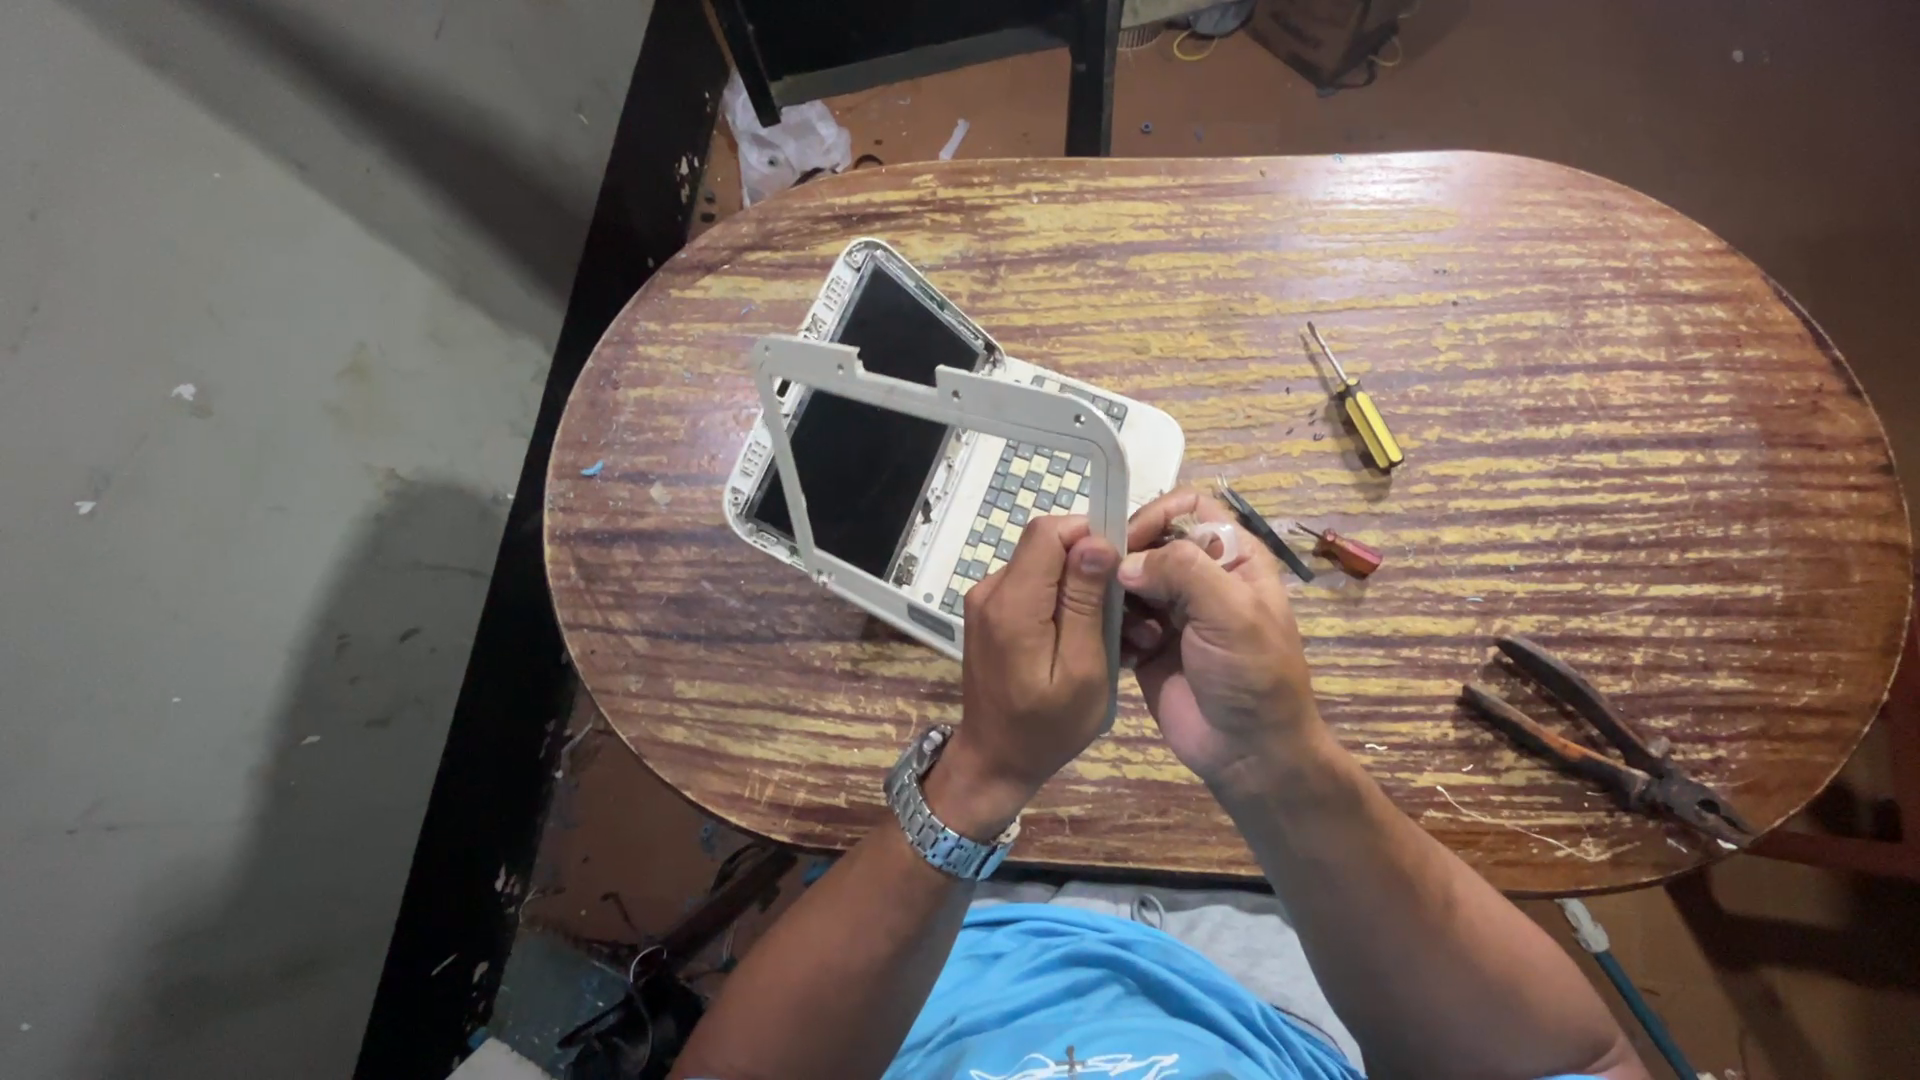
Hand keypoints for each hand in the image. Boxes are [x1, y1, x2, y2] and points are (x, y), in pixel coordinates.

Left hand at [926, 515, 1118, 839]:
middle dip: (1091, 566)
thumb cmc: (1046, 727)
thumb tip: (1095, 541)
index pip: (1049, 532)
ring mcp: (986, 601)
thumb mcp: (1082, 670)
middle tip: (1126, 609)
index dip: (1090, 536)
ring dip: (1080, 588)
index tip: (1122, 569)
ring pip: (1043, 566)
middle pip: (1046, 546)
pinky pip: (1032, 587)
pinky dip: (1062, 603)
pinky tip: (1085, 636)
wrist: (996, 759)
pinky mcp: (990, 613)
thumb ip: (1086, 603)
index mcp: (1012, 603)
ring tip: (1114, 631)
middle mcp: (990, 590)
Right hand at [1118, 489, 1322, 785]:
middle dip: (1126, 558)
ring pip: (1127, 580)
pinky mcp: (1147, 644)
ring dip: (1119, 600)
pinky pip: (1117, 620)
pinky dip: (1115, 629)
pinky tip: (1130, 652)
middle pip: (1149, 541)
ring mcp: (1171, 612)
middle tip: (1106, 584)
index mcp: (1231, 558)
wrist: (1249, 753)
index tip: (1128, 542)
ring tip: (1130, 630)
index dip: (1156, 514)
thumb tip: (1126, 562)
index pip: (1188, 507)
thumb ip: (1182, 570)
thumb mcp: (1232, 613)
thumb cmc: (1253, 677)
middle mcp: (1199, 578)